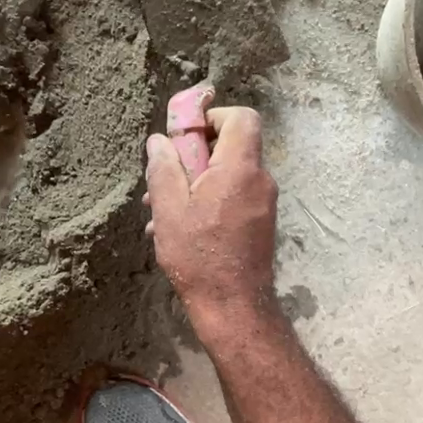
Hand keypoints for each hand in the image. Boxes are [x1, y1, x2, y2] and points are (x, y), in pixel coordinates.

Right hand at [146, 107, 279, 335]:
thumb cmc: (198, 256)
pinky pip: (232, 196)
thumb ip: (164, 169)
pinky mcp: (260, 222)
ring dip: (194, 183)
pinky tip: (180, 227)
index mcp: (239, 168)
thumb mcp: (169, 210)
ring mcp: (263, 202)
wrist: (233, 305)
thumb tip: (160, 141)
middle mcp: (259, 179)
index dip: (212, 117)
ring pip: (227, 175)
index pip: (241, 117)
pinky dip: (207, 201)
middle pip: (230, 146)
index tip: (184, 136)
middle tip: (162, 179)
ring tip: (160, 210)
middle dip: (193, 156)